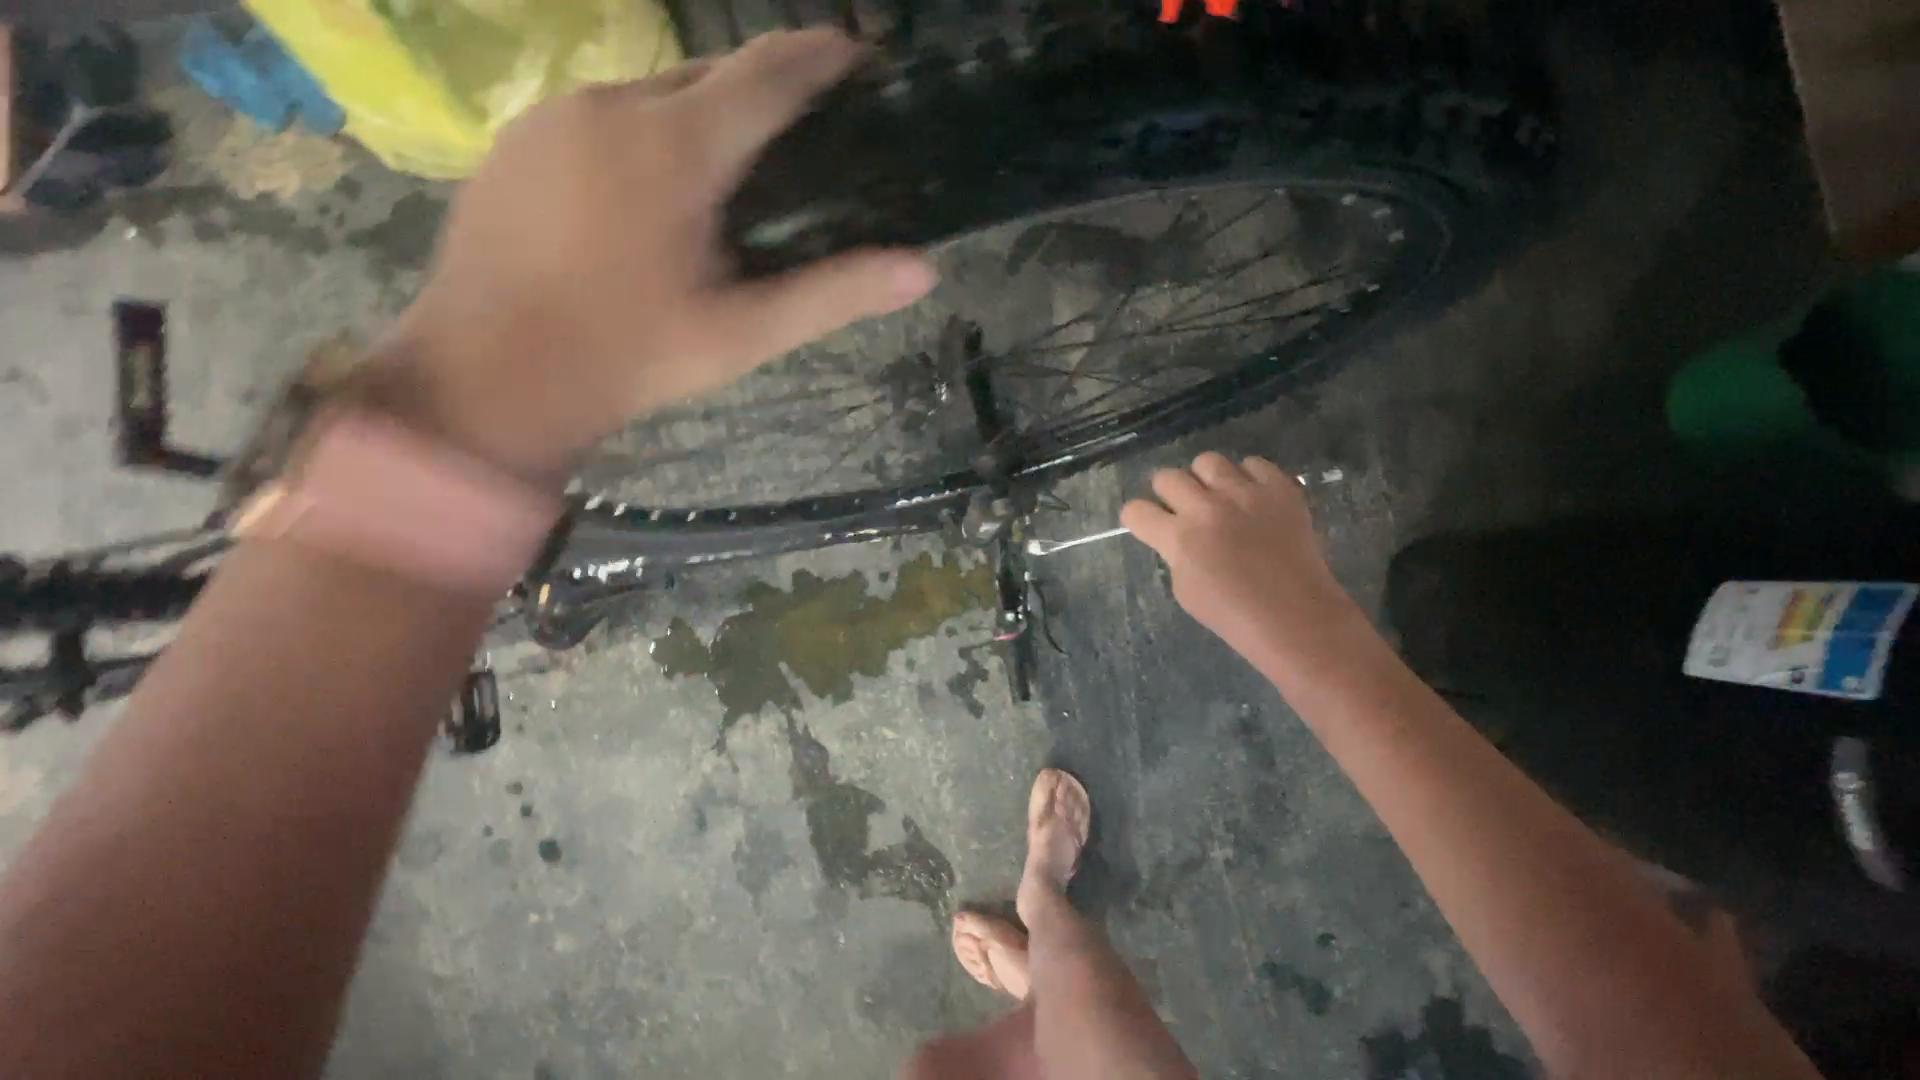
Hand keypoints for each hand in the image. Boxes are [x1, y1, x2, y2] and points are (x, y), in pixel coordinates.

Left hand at [376, 29, 936, 478]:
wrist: (486, 379)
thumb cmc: (627, 360)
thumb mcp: (742, 334)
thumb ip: (833, 294)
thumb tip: (923, 271)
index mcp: (674, 147)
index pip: (768, 72)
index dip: (821, 56)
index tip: (859, 59)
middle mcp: (611, 105)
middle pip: (708, 73)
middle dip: (761, 93)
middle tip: (798, 138)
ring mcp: (553, 114)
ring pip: (650, 93)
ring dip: (698, 118)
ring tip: (724, 176)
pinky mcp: (515, 136)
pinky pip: (599, 115)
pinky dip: (641, 136)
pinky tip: (646, 195)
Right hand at [1121, 452, 1358, 648]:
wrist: (1294, 615)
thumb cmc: (1234, 614)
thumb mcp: (1184, 590)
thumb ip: (1175, 554)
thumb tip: (1178, 535)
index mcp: (1179, 538)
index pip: (1136, 510)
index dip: (1137, 517)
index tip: (1147, 523)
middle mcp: (1207, 508)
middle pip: (1167, 477)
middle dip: (1168, 493)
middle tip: (1183, 509)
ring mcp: (1245, 494)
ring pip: (1208, 461)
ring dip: (1206, 480)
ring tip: (1220, 498)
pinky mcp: (1279, 489)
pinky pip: (1254, 464)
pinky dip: (1249, 478)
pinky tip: (1253, 499)